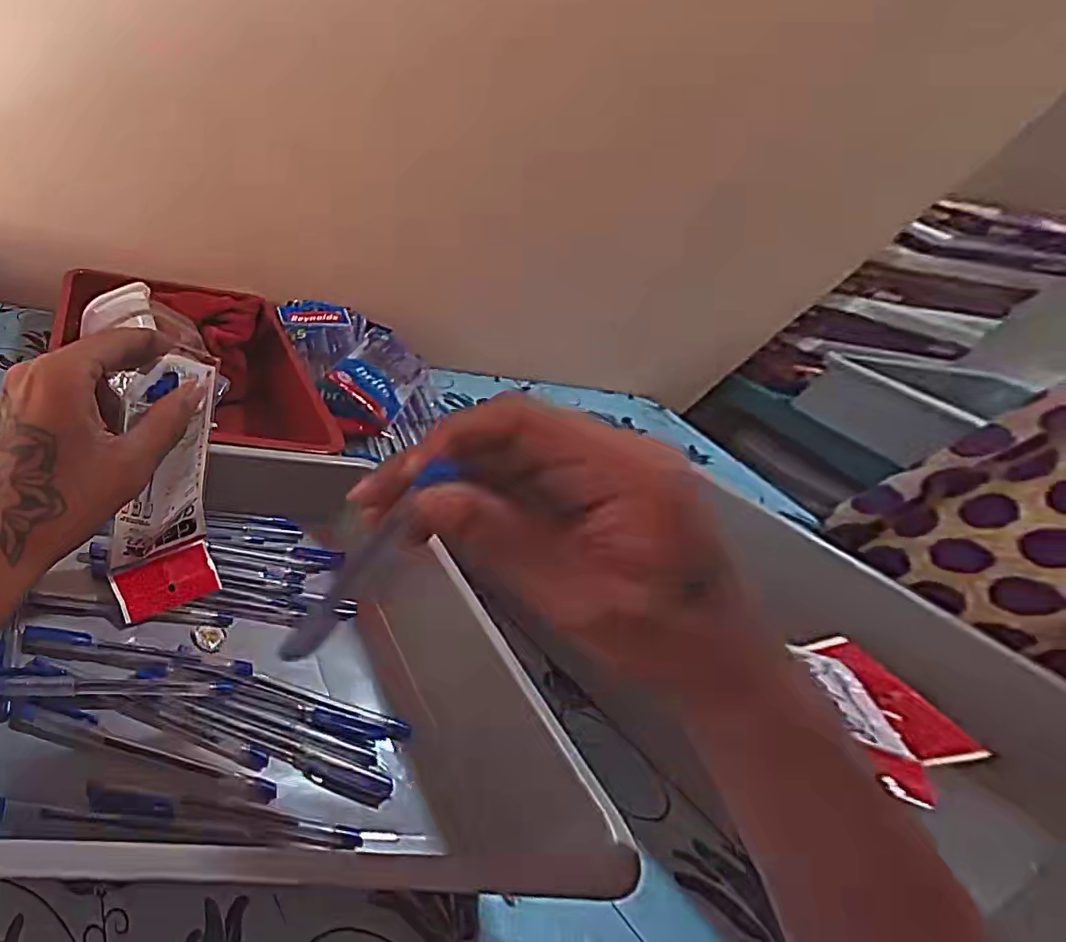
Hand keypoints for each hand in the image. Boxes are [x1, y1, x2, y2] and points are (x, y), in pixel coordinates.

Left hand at [0, 328, 203, 623]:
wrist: (3, 541)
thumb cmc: (56, 508)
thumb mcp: (128, 464)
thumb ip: (167, 421)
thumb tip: (190, 394)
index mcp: (60, 375)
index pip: (119, 339)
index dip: (156, 344)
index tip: (177, 353)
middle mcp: (33, 373)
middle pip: (98, 356)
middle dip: (132, 376)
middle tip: (160, 397)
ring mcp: (18, 390)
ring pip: (78, 374)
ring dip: (107, 396)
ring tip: (120, 438)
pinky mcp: (12, 407)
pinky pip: (58, 390)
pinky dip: (83, 404)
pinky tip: (95, 441)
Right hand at [349, 395, 779, 702]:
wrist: (718, 671)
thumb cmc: (662, 640)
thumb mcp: (573, 593)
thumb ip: (499, 538)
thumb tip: (425, 498)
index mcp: (622, 468)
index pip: (518, 421)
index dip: (450, 439)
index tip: (404, 477)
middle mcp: (604, 454)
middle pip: (495, 435)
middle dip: (428, 463)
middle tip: (374, 499)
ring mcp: (586, 471)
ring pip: (490, 456)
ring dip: (434, 482)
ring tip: (385, 514)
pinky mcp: (570, 492)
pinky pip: (502, 480)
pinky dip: (458, 499)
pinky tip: (423, 522)